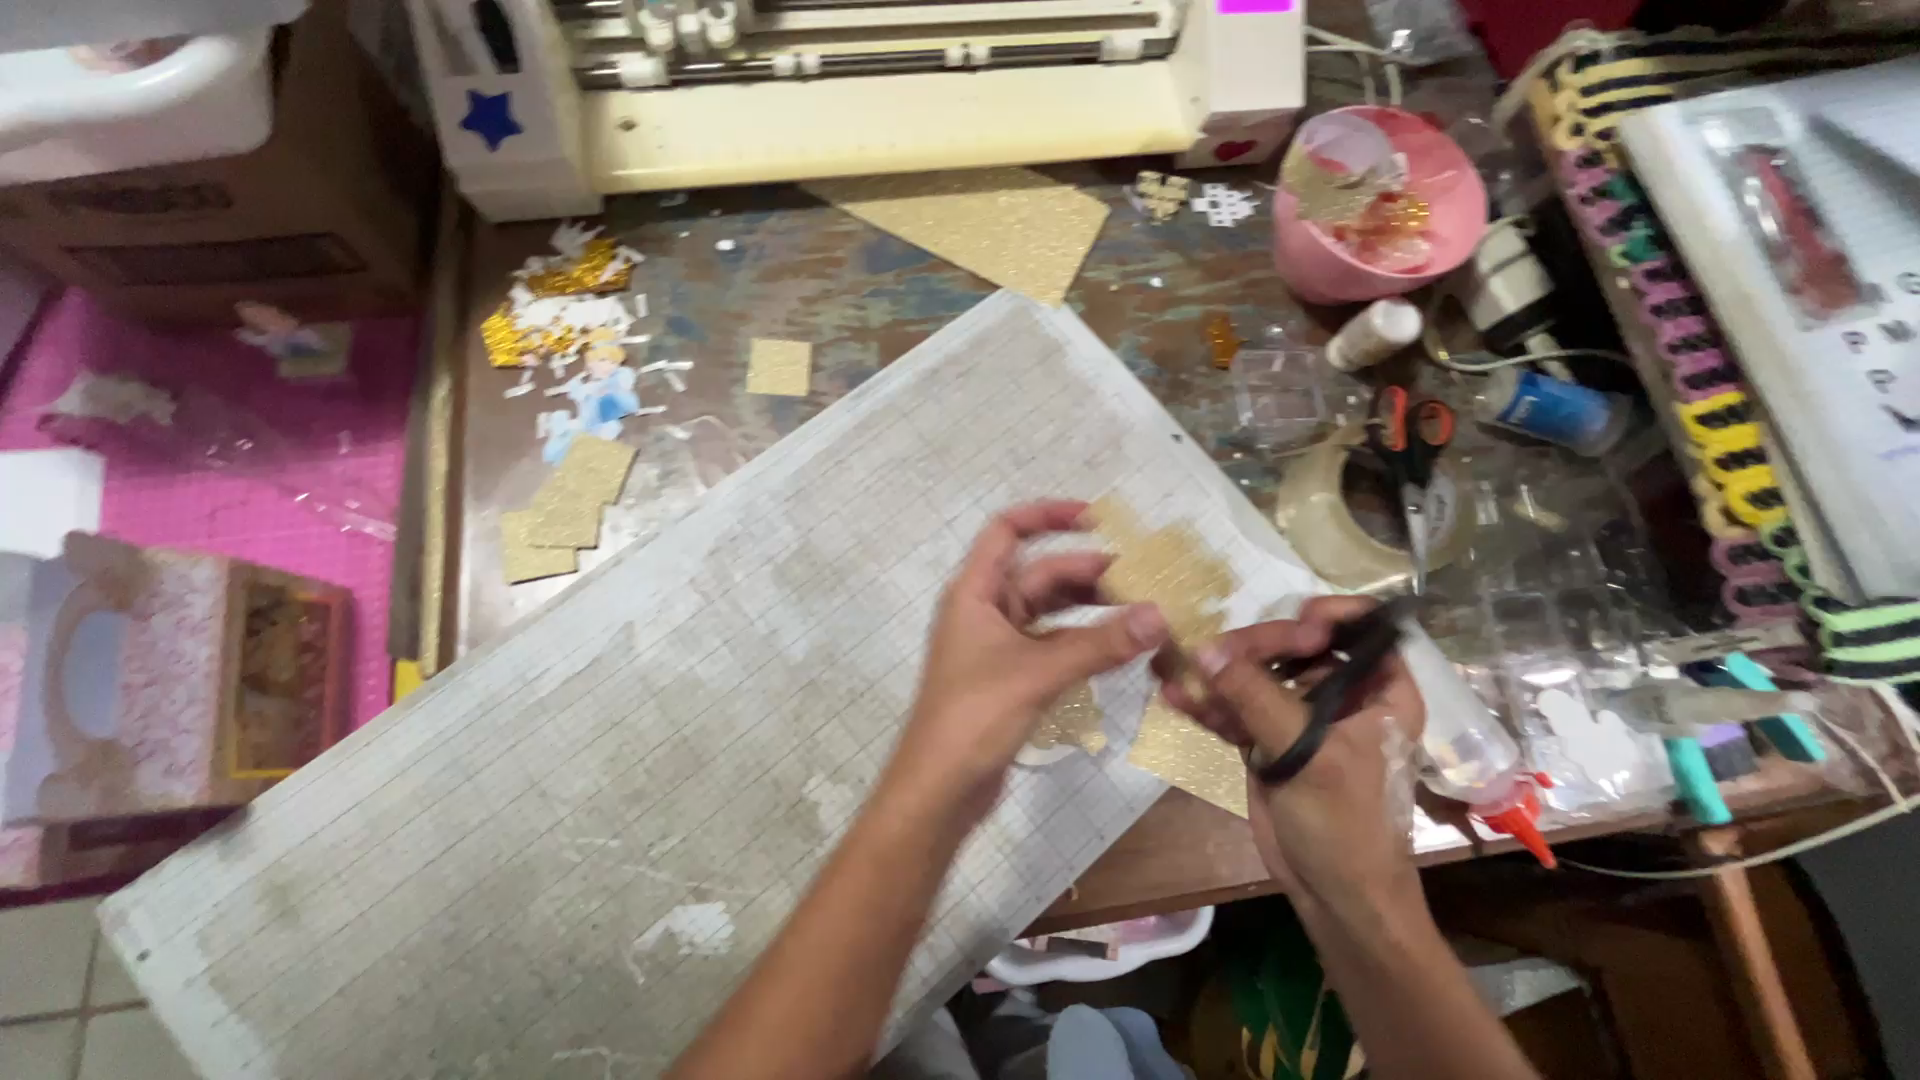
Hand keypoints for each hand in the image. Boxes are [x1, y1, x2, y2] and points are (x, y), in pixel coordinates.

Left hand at [884, 500, 1169, 823]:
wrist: (939, 787)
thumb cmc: (975, 717)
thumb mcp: (1039, 673)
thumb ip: (1100, 644)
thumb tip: (1160, 615)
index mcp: (974, 592)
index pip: (1007, 531)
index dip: (1047, 515)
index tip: (1096, 518)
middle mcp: (982, 610)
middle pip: (1038, 573)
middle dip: (1086, 572)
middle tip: (1141, 581)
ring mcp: (995, 645)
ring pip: (1048, 611)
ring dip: (1088, 609)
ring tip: (1138, 612)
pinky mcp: (1008, 677)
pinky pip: (1050, 644)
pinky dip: (1081, 642)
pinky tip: (1116, 649)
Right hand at [1154, 596, 1424, 915]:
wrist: (1334, 896)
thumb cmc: (1348, 825)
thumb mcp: (1311, 757)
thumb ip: (1257, 698)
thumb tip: (1204, 650)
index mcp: (1380, 693)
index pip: (1365, 629)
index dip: (1331, 615)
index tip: (1295, 621)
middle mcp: (1341, 695)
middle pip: (1296, 645)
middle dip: (1254, 646)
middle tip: (1214, 654)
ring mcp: (1299, 717)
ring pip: (1258, 674)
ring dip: (1218, 673)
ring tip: (1177, 668)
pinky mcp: (1265, 739)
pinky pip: (1235, 708)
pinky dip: (1208, 703)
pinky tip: (1175, 696)